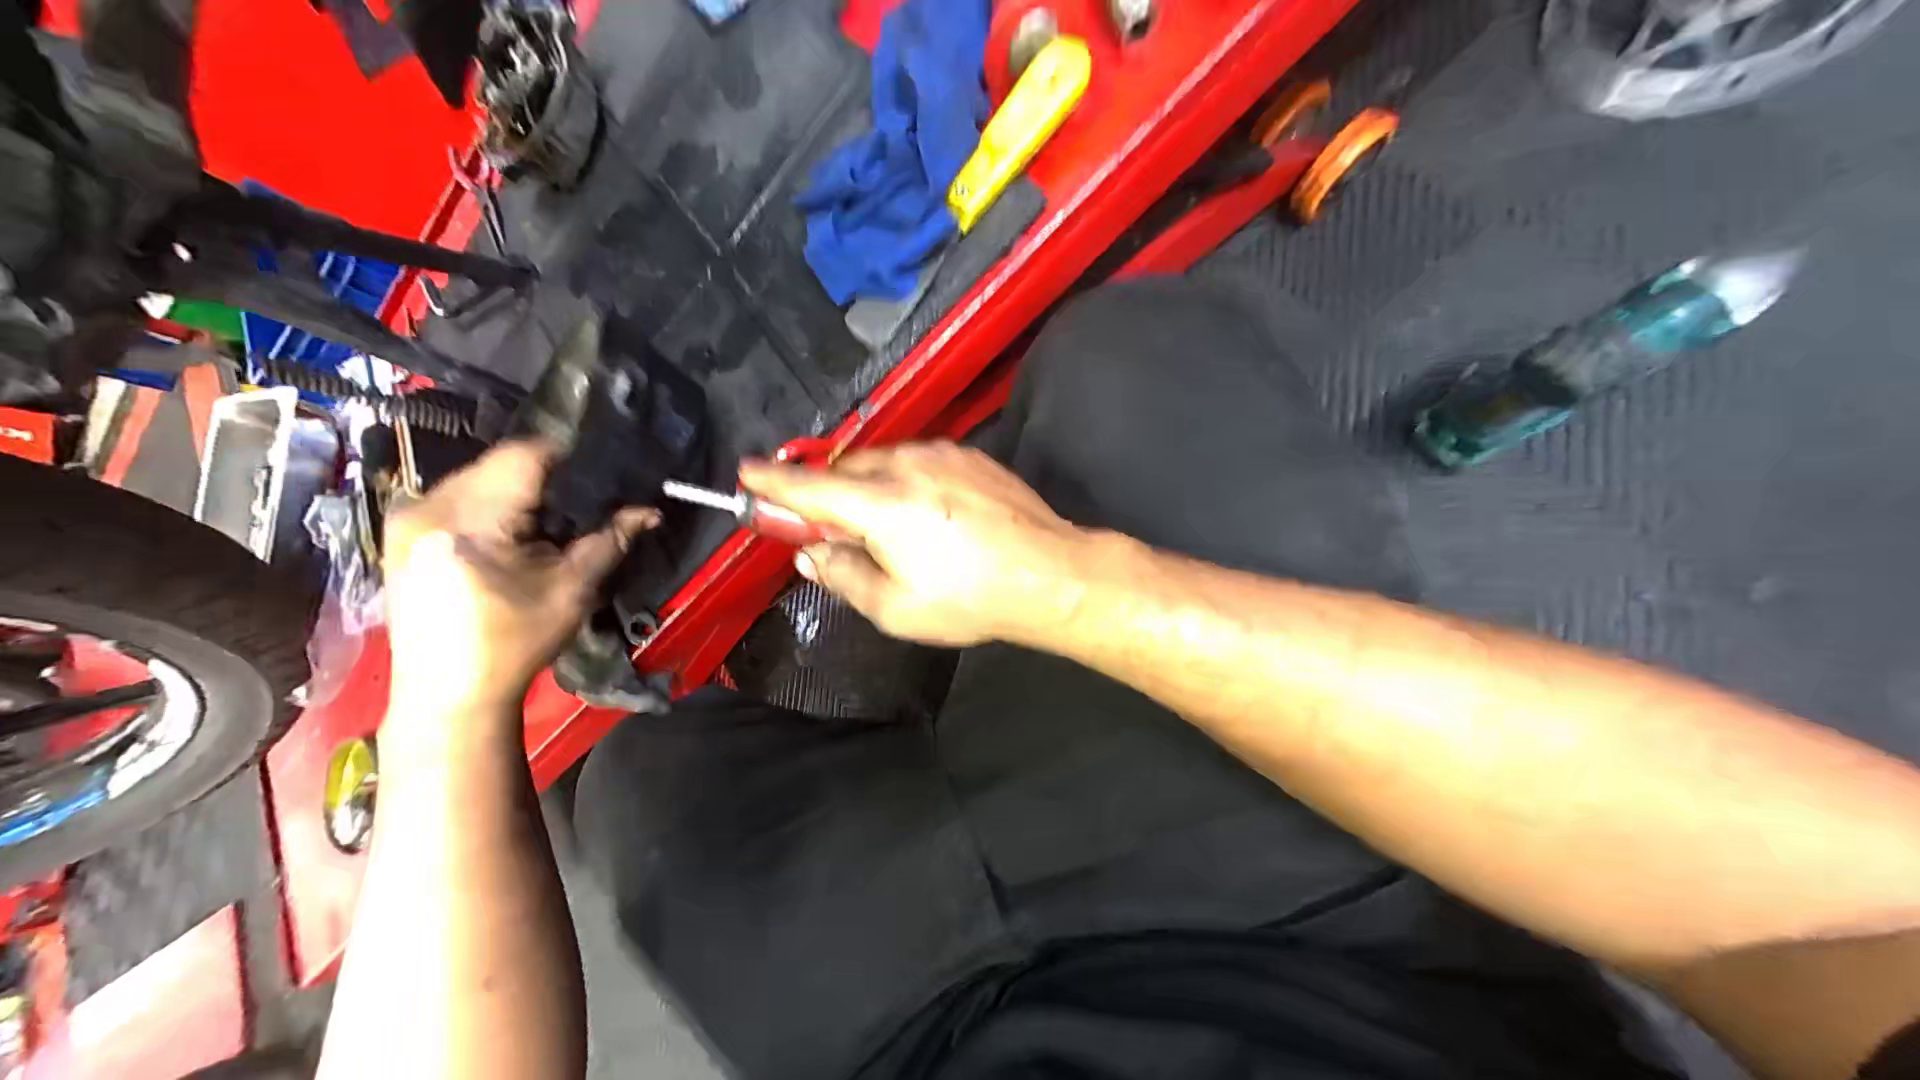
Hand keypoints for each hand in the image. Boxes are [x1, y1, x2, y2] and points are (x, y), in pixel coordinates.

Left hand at [382, 440, 657, 726]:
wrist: (448, 693)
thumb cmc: (514, 643)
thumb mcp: (572, 590)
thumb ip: (610, 541)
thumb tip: (650, 511)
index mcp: (469, 521)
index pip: (523, 456)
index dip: (565, 458)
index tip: (596, 475)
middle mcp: (427, 508)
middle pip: (498, 464)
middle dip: (541, 478)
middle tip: (574, 508)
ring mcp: (405, 518)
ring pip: (476, 476)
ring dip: (514, 491)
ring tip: (542, 524)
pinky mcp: (399, 532)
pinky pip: (455, 496)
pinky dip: (488, 505)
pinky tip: (507, 537)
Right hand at [739, 443, 1093, 646]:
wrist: (1051, 573)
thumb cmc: (970, 598)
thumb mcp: (894, 607)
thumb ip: (842, 575)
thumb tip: (811, 554)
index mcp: (881, 504)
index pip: (810, 487)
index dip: (773, 483)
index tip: (747, 473)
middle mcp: (908, 465)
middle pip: (846, 470)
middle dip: (830, 494)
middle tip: (833, 530)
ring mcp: (944, 454)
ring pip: (884, 462)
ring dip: (870, 487)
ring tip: (890, 530)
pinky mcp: (971, 455)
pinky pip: (920, 461)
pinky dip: (906, 481)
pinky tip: (928, 515)